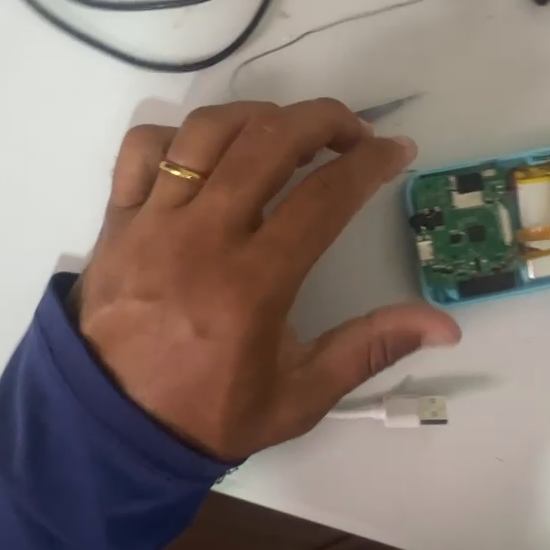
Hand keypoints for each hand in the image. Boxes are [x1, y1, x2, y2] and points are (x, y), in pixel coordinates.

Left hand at [74, 100, 460, 459]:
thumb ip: (369, 350)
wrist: (105, 432)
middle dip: (324, 119)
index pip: (323, 198)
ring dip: (258, 116)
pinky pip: (142, 147)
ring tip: (286, 133)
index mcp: (252, 284)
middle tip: (352, 132)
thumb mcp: (299, 398)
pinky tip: (207, 154)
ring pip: (207, 131)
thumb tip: (445, 327)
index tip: (395, 151)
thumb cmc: (207, 415)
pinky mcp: (115, 218)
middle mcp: (202, 237)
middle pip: (269, 142)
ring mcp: (152, 221)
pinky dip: (179, 135)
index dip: (369, 163)